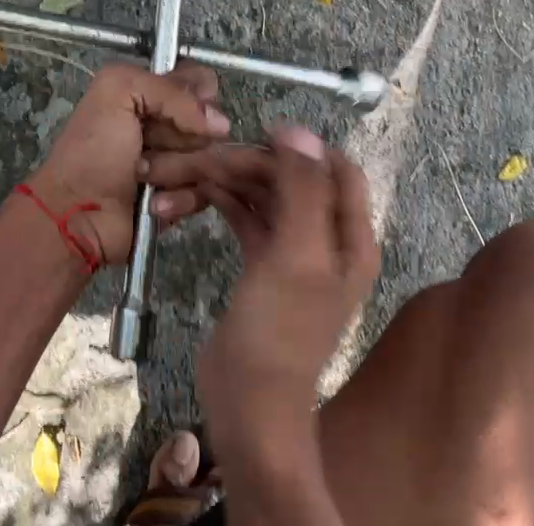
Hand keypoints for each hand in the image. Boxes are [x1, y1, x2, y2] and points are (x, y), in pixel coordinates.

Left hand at [22, 62, 230, 266]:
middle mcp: (164, 126)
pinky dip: (181, 198)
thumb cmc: (92, 150)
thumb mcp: (117, 93)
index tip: (193, 112)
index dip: (201, 96)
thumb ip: (169, 89)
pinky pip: (204, 193)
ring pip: (211, 160)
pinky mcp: (178, 198)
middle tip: (158, 147)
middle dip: (191, 137)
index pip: (198, 82)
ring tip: (148, 179)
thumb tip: (220, 123)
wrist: (75, 215)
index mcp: (147, 93)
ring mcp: (173, 163)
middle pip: (210, 124)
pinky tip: (154, 203)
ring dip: (181, 169)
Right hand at [153, 127, 378, 471]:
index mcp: (350, 237)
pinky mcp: (262, 265)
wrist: (249, 404)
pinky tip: (192, 195)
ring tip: (183, 175)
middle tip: (201, 159)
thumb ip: (302, 190)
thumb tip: (297, 130)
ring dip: (228, 183)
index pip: (337, 170)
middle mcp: (327, 240)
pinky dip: (222, 205)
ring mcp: (293, 253)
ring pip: (264, 197)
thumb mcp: (296, 256)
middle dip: (250, 165)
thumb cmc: (279, 332)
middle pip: (292, 180)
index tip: (257, 136)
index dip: (302, 148)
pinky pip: (247, 220)